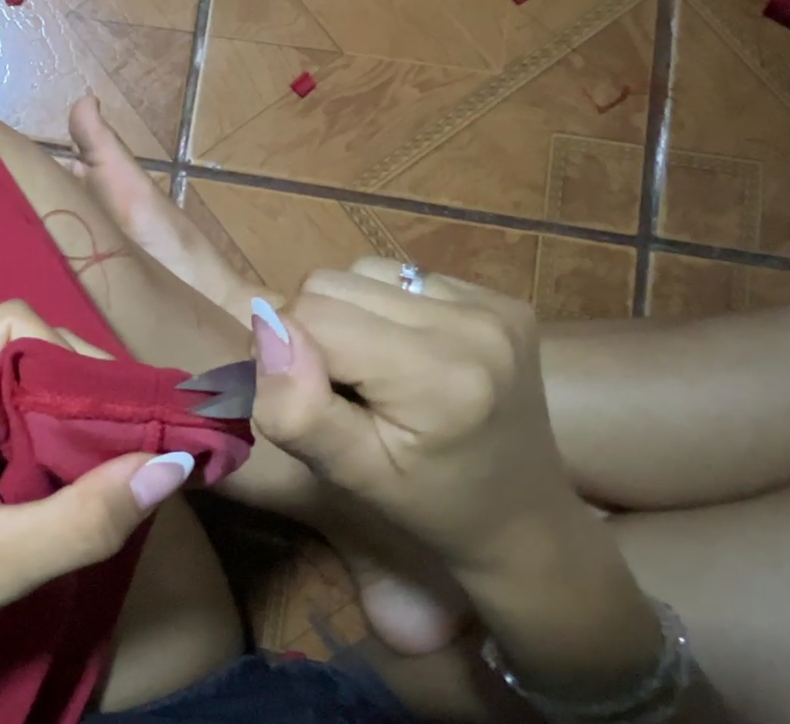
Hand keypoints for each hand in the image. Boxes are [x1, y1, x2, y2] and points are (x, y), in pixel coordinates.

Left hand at [0, 300, 195, 670]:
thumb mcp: (0, 562)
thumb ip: (84, 519)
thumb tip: (173, 465)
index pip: (11, 326)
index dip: (65, 350)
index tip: (109, 408)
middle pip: (30, 354)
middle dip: (87, 389)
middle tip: (138, 437)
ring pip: (33, 395)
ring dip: (80, 421)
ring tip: (125, 458)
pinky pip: (28, 430)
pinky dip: (65, 447)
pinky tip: (91, 481)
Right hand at [247, 258, 580, 575]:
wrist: (522, 518)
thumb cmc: (428, 507)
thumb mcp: (350, 477)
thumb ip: (299, 411)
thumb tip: (266, 332)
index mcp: (437, 375)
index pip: (312, 315)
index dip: (285, 351)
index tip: (301, 396)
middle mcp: (470, 322)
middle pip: (329, 284)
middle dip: (311, 330)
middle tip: (335, 388)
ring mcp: (489, 303)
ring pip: (357, 271)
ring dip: (343, 314)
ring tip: (371, 369)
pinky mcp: (496, 296)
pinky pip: (396, 275)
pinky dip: (380, 309)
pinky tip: (404, 353)